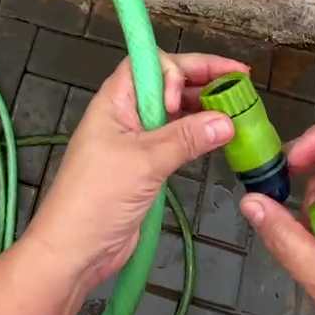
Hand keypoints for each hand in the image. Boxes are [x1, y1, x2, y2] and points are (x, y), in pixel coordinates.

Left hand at [22, 53, 246, 287]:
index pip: (150, 63)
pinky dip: (197, 134)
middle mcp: (126, 113)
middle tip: (240, 80)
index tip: (196, 91)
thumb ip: (186, 139)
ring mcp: (136, 140)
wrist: (75, 250)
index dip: (176, 68)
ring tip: (236, 108)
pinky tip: (219, 136)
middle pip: (166, 82)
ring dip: (202, 106)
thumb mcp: (144, 162)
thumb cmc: (98, 196)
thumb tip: (226, 121)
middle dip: (200, 78)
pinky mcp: (145, 165)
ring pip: (174, 111)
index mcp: (116, 100)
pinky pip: (175, 138)